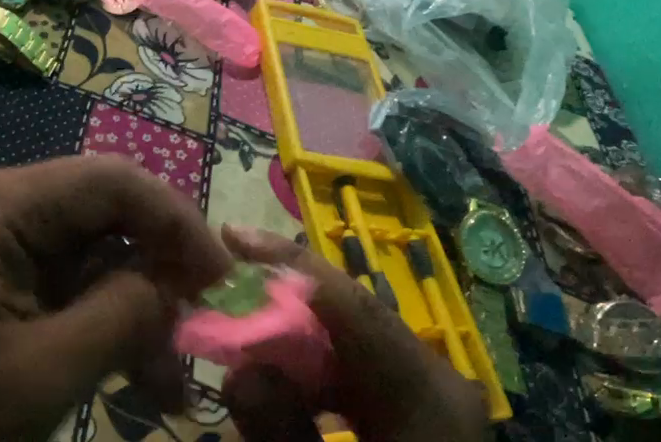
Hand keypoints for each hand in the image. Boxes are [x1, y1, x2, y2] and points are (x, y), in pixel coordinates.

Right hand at [219, 225, 486, 441]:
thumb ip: (282, 432)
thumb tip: (240, 368)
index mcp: (427, 392)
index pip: (348, 304)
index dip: (286, 264)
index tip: (230, 237)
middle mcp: (437, 377)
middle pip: (347, 313)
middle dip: (282, 293)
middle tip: (223, 271)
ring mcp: (433, 394)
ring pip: (350, 338)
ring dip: (293, 330)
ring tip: (239, 320)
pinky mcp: (422, 413)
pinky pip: (359, 371)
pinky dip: (316, 368)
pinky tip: (280, 374)